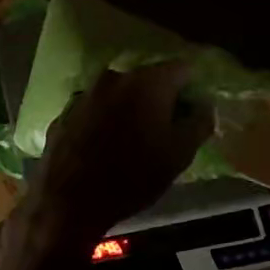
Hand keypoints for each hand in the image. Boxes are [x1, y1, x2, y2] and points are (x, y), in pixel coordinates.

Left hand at [12, 62, 212, 253]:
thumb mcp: (179, 155)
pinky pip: (95, 111)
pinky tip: (106, 148)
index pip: (183, 69)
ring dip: (130, 110)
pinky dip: (105, 122)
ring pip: (119, 94)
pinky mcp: (64, 114)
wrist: (69, 201)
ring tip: (135, 140)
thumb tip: (205, 107)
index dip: (193, 88)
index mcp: (148, 82)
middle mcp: (115, 77)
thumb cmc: (133, 176)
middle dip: (161, 98)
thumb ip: (198, 124)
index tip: (195, 111)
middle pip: (148, 79)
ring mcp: (85, 94)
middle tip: (168, 127)